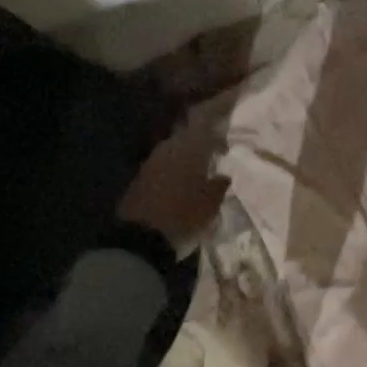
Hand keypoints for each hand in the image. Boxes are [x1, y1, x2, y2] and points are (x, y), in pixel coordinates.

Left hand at [117, 103, 232, 248]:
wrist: (140, 237)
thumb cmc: (183, 215)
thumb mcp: (210, 204)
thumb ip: (219, 185)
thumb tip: (224, 175)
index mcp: (189, 148)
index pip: (206, 129)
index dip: (217, 135)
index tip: (226, 147)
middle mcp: (169, 147)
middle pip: (187, 137)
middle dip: (200, 144)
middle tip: (212, 155)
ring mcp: (151, 161)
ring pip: (173, 150)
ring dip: (185, 157)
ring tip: (197, 171)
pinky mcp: (140, 176)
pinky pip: (162, 165)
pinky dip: (173, 169)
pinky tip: (179, 182)